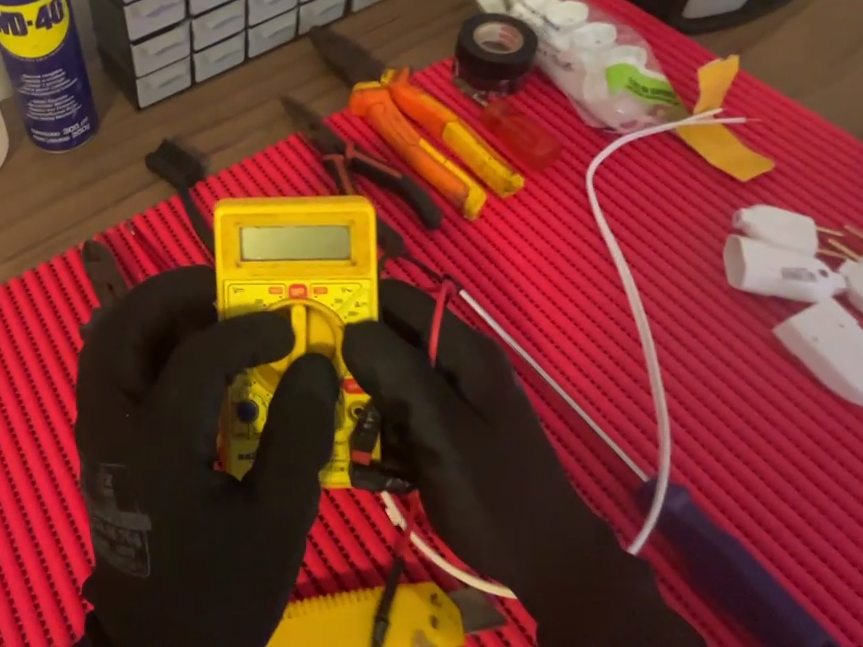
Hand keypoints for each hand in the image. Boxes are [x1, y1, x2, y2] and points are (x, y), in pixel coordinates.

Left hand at [74, 267, 340, 646]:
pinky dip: (149, 342)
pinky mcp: (99, 443)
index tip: (289, 325)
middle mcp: (111, 427)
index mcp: (155, 446)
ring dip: (156, 313)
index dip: (248, 330)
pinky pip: (114, 367)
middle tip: (227, 288)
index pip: (198, 356)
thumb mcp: (278, 522)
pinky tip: (194, 354)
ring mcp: (96, 434)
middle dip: (175, 293)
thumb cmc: (221, 593)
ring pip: (108, 341)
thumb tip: (314, 360)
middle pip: (123, 326)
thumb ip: (298, 435)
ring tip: (212, 310)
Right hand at [342, 280, 638, 627]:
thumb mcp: (441, 430)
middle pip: (389, 343)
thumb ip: (397, 373)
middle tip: (337, 405)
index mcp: (464, 350)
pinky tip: (385, 475)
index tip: (317, 331)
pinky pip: (400, 418)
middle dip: (359, 373)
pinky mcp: (444, 430)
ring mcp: (451, 399)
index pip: (400, 299)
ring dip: (371, 415)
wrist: (545, 563)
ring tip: (369, 453)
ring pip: (389, 384)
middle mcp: (457, 364)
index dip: (357, 306)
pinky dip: (385, 441)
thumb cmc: (495, 493)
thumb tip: (352, 328)